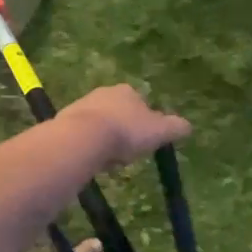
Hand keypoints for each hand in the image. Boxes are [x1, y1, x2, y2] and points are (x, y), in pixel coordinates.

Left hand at [57, 84, 190, 167]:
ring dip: (107, 143)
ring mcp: (81, 105)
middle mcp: (102, 93)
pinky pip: (84, 137)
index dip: (146, 124)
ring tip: (110, 161)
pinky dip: (91, 148)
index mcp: (126, 91)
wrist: (83, 137)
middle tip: (127, 154)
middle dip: (124, 134)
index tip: (145, 142)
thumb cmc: (126, 131)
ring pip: (101, 127)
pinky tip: (93, 160)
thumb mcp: (159, 131)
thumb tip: (186, 126)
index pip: (141, 105)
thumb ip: (175, 127)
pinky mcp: (65, 121)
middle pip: (119, 116)